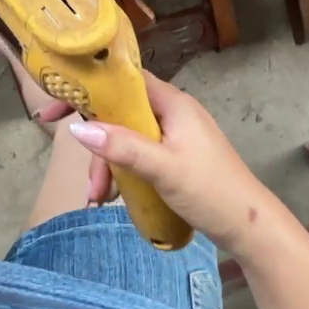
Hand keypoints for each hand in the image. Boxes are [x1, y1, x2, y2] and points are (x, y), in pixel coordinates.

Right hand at [68, 73, 278, 255]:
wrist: (251, 228)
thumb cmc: (212, 191)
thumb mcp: (162, 169)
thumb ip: (122, 147)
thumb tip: (77, 129)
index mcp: (173, 103)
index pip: (122, 81)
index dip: (88, 89)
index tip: (57, 111)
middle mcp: (172, 112)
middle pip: (120, 114)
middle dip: (98, 145)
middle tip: (89, 180)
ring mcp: (174, 135)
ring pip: (126, 139)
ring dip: (109, 165)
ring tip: (100, 198)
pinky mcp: (175, 157)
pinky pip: (138, 155)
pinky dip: (124, 172)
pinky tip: (115, 197)